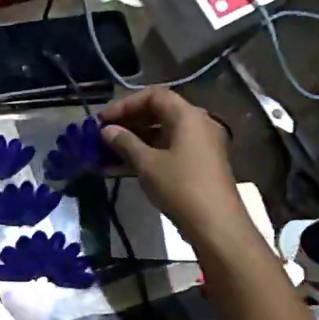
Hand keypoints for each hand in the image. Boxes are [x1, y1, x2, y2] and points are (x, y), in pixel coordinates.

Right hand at [100, 88, 249, 244]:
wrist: (215, 223)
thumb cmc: (181, 187)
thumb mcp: (147, 164)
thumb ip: (125, 143)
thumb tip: (107, 130)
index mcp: (187, 116)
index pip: (154, 95)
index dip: (125, 104)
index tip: (103, 120)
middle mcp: (198, 124)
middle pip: (160, 112)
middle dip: (129, 122)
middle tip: (104, 134)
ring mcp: (201, 144)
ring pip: (164, 133)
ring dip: (136, 140)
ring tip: (109, 152)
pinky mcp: (200, 164)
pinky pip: (170, 149)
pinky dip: (149, 153)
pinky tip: (125, 166)